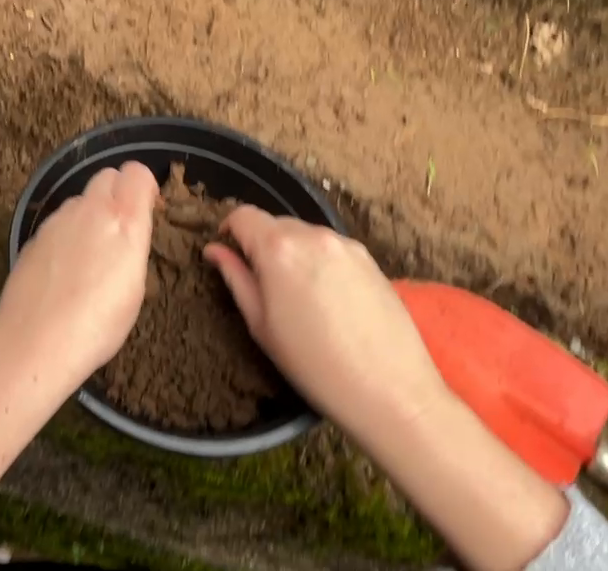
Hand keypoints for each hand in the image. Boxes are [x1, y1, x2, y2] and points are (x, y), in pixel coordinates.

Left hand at [0, 162, 155, 391]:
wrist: (36, 339)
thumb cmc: (98, 325)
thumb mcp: (135, 288)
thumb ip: (132, 246)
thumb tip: (126, 234)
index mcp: (123, 221)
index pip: (136, 172)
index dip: (144, 187)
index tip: (147, 209)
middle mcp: (89, 210)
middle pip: (107, 176)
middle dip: (118, 193)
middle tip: (120, 229)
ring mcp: (57, 219)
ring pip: (80, 199)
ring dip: (90, 214)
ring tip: (90, 255)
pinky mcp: (35, 234)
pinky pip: (59, 221)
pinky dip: (67, 233)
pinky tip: (64, 269)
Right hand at [203, 206, 447, 442]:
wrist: (392, 392)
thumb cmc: (315, 364)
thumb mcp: (261, 325)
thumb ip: (236, 278)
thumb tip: (215, 250)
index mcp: (278, 248)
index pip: (243, 215)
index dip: (230, 230)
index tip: (230, 254)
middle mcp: (312, 236)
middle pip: (274, 223)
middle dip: (261, 243)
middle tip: (263, 283)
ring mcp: (346, 246)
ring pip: (304, 234)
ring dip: (292, 252)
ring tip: (298, 295)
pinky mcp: (370, 259)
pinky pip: (331, 248)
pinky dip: (319, 261)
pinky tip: (327, 299)